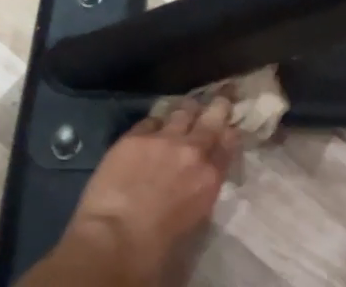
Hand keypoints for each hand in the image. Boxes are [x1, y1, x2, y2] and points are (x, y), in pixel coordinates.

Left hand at [53, 95, 239, 286]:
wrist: (115, 236)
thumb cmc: (156, 246)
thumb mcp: (193, 219)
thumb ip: (200, 189)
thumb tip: (197, 178)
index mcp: (210, 177)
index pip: (228, 144)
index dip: (230, 132)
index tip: (230, 126)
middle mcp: (192, 150)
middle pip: (211, 118)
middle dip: (217, 107)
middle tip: (220, 100)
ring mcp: (163, 138)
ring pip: (182, 112)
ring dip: (186, 110)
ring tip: (187, 107)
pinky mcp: (136, 135)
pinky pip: (151, 120)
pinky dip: (156, 123)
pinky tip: (153, 126)